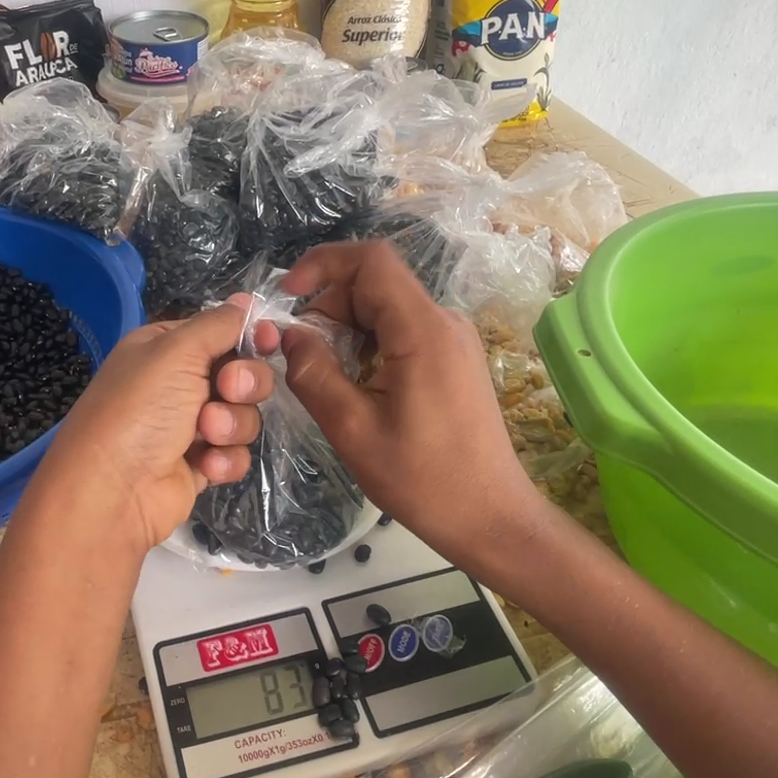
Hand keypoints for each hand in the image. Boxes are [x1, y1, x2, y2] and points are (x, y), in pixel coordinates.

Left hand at [28, 298, 274, 554]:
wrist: (112, 492)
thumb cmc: (140, 410)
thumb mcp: (176, 352)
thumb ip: (217, 324)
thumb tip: (246, 299)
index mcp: (165, 348)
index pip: (220, 331)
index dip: (248, 335)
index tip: (267, 341)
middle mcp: (177, 383)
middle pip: (241, 372)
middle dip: (243, 383)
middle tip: (227, 389)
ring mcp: (188, 426)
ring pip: (243, 415)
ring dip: (231, 424)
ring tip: (205, 435)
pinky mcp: (199, 464)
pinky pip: (234, 453)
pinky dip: (225, 460)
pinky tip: (204, 467)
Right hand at [273, 241, 546, 559]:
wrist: (490, 517)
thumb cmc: (423, 479)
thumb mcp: (352, 429)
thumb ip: (314, 373)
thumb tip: (287, 334)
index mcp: (423, 330)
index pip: (372, 260)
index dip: (323, 264)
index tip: (287, 296)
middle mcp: (443, 322)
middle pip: (375, 284)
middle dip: (328, 307)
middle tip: (301, 355)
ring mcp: (452, 340)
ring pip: (385, 308)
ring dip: (346, 329)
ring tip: (327, 378)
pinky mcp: (452, 359)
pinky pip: (400, 331)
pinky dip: (367, 345)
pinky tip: (356, 386)